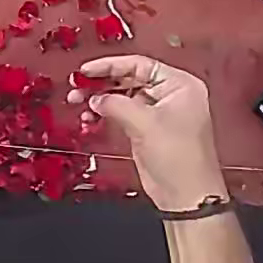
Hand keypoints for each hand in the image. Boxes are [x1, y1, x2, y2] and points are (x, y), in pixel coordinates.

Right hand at [69, 55, 228, 213]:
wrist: (186, 197)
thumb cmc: (177, 156)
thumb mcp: (145, 124)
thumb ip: (116, 104)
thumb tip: (94, 98)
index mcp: (179, 85)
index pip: (140, 65)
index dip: (110, 65)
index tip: (85, 70)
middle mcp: (170, 94)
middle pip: (130, 78)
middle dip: (102, 83)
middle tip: (76, 87)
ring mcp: (158, 112)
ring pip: (123, 96)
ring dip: (100, 99)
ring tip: (76, 102)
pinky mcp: (147, 128)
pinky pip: (122, 113)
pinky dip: (105, 114)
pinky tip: (88, 118)